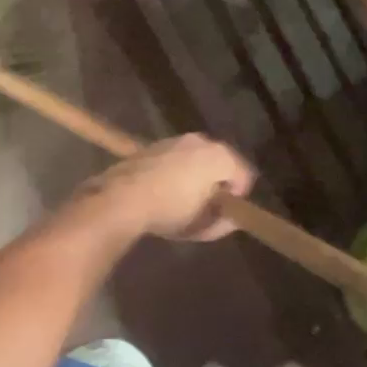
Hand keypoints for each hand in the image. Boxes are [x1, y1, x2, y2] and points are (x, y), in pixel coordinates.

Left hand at [80, 135, 254, 241]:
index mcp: (220, 156)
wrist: (121, 198)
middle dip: (217, 182)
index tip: (226, 212)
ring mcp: (174, 139)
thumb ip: (224, 222)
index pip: (244, 175)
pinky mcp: (153, 144)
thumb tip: (230, 218)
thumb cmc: (170, 212)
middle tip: (206, 205)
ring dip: (195, 174)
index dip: (239, 196)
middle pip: (220, 162)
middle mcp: (200, 140)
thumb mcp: (203, 227)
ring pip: (195, 157)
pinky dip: (175, 171)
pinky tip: (163, 189)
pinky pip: (174, 158)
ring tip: (183, 198)